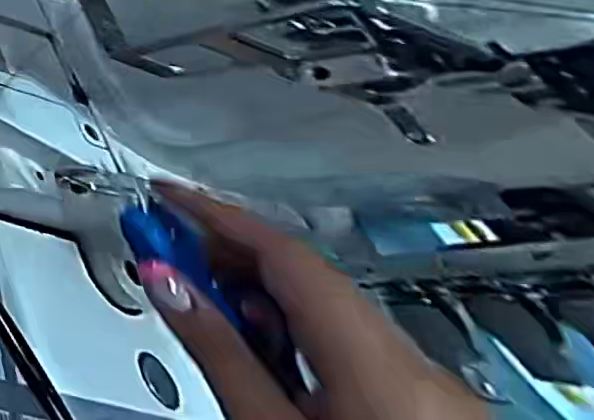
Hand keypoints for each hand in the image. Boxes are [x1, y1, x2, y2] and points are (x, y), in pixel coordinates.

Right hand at [139, 183, 484, 419]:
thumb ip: (214, 346)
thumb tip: (161, 276)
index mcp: (377, 363)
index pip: (281, 251)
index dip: (214, 213)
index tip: (162, 195)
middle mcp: (416, 367)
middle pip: (301, 275)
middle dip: (225, 257)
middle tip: (162, 254)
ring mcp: (432, 390)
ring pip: (323, 307)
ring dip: (254, 295)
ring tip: (208, 317)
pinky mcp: (430, 409)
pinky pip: (346, 340)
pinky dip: (289, 327)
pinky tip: (262, 357)